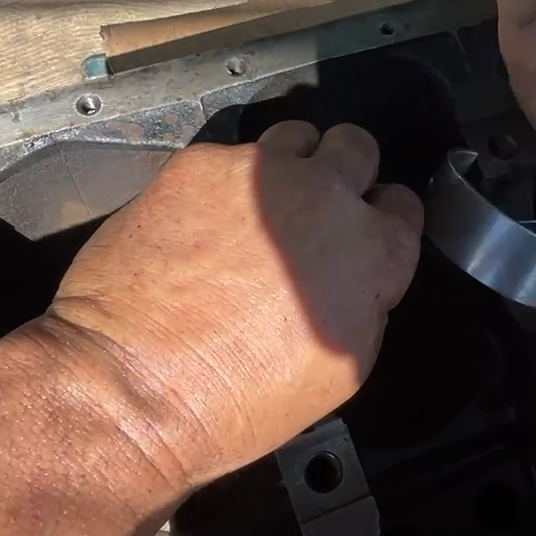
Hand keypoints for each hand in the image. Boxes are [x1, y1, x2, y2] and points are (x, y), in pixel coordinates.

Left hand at [27, 121, 422, 484]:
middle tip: (315, 206)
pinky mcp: (200, 163)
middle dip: (345, 171)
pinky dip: (223, 183)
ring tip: (257, 208)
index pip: (403, 204)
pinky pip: (228, 157)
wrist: (132, 385)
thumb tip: (357, 273)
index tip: (363, 231)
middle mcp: (324, 197)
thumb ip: (367, 300)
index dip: (382, 218)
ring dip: (287, 165)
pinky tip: (197, 225)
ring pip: (293, 137)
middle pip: (357, 147)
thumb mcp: (342, 370)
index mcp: (372, 251)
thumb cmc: (241, 398)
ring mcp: (260, 171)